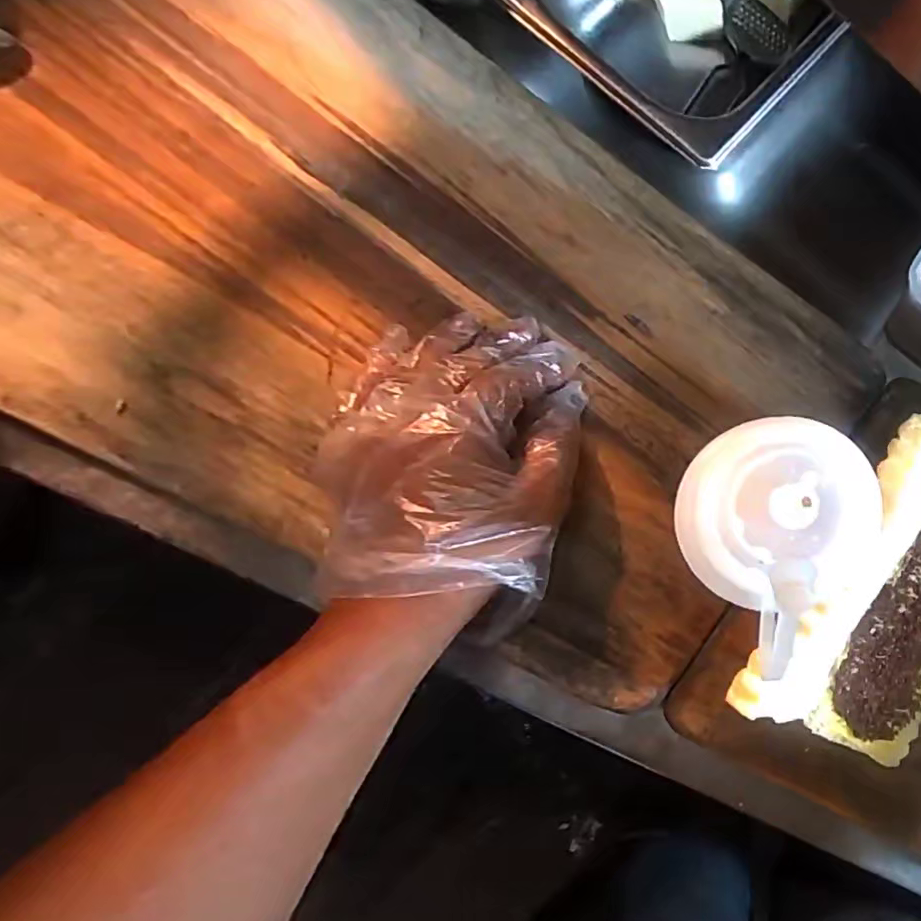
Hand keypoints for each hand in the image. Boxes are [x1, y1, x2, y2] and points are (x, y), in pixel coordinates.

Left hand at [313, 312, 587, 598]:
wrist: (399, 599)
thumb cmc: (480, 551)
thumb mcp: (536, 505)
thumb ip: (553, 447)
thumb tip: (567, 401)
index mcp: (465, 426)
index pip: (508, 380)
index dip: (540, 368)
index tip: (566, 361)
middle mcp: (417, 411)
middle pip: (463, 362)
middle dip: (500, 343)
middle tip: (528, 328)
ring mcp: (378, 423)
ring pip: (413, 364)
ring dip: (445, 339)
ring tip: (469, 321)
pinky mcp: (353, 443)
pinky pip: (365, 387)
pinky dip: (382, 359)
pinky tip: (395, 341)